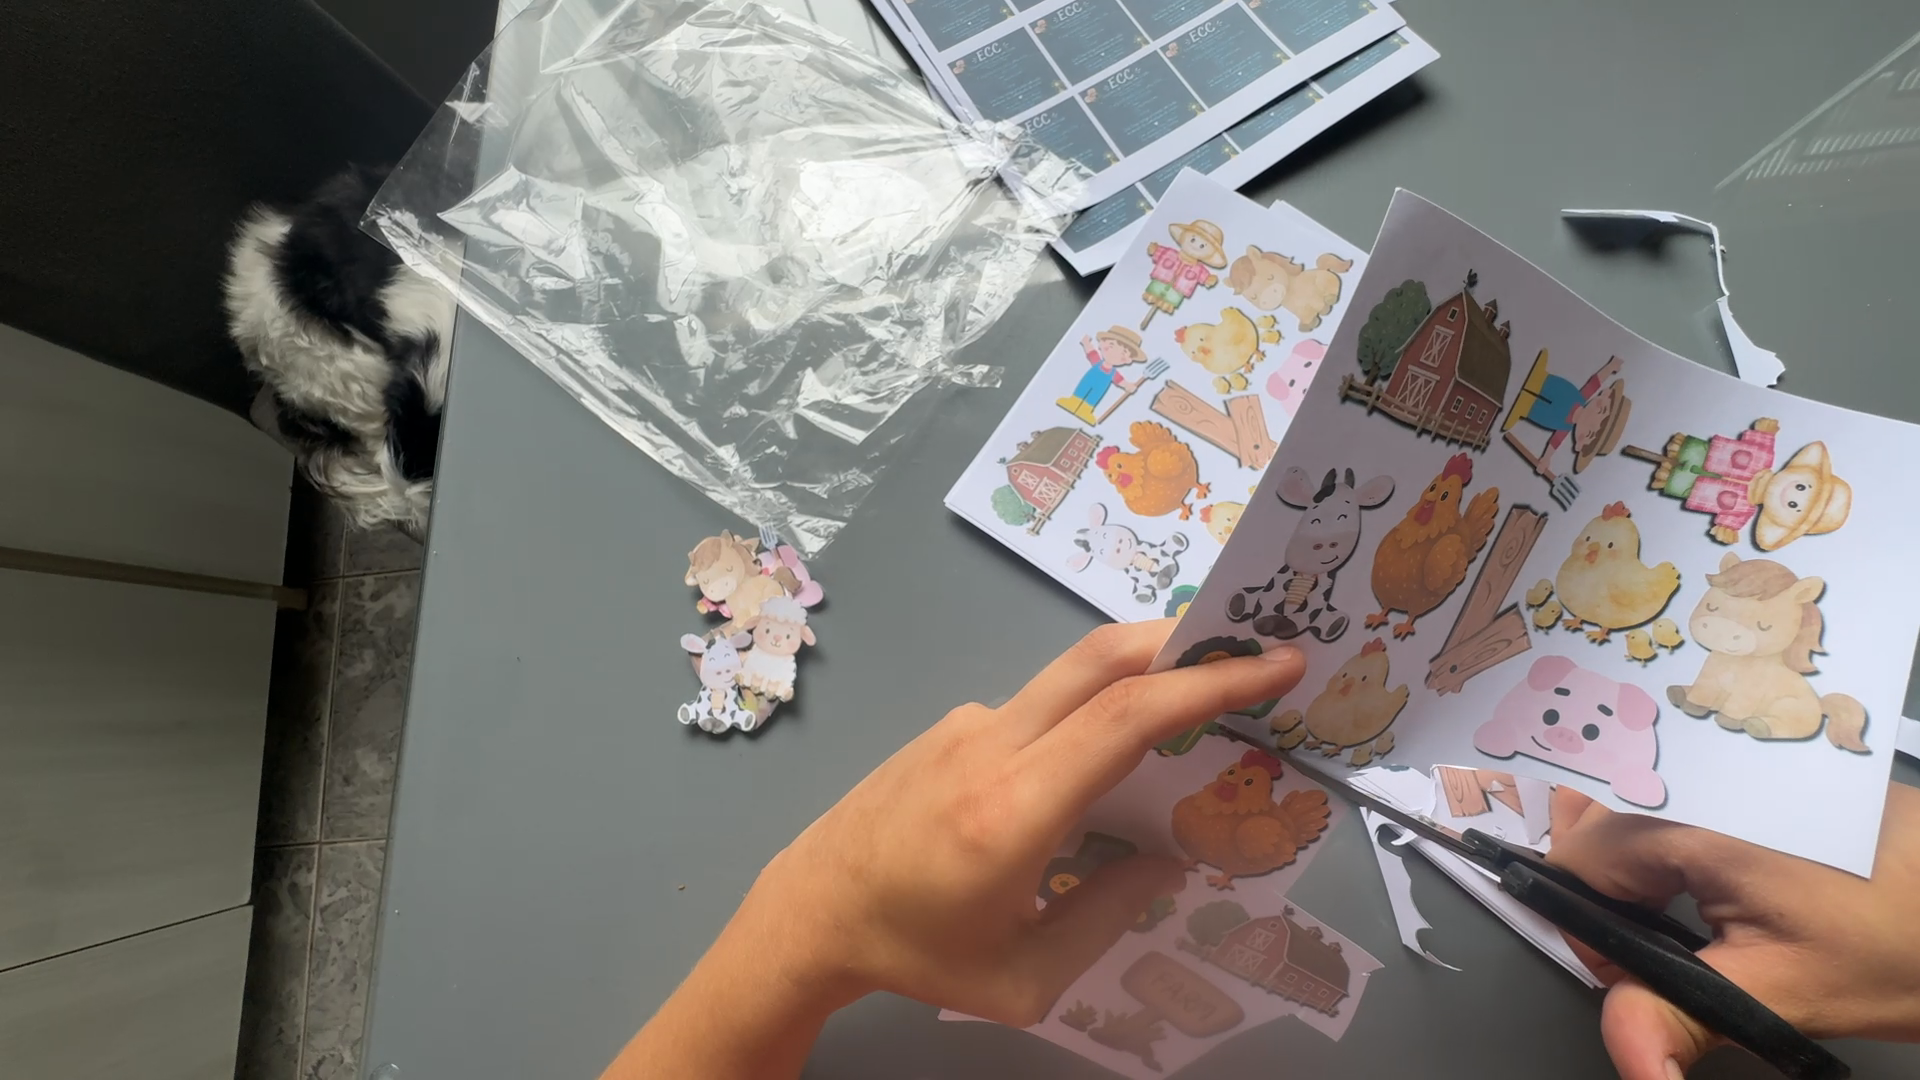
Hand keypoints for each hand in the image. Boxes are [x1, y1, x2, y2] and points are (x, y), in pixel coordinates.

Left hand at [605, 621, 1303, 1078]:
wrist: (813, 904)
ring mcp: (968, 720)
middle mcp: (992, 740)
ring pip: (1071, 674)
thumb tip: (1172, 859)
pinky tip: (1101, 758)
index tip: (1272, 665)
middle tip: (1249, 647)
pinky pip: (1040, 703)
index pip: (1124, 717)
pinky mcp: (955, 721)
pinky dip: (1093, 707)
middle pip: (1098, 658)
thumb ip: (1109, 914)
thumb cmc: (918, 950)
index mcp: (1015, 808)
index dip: (1207, 681)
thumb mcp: (1026, 975)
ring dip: (1140, 670)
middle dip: (1182, 640)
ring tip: (1195, 699)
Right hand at [1546, 783, 1919, 1078]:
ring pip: (1611, 810)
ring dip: (1630, 864)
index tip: (1654, 969)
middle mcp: (1670, 777)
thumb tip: (1631, 1069)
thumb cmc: (1896, 943)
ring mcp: (1695, 764)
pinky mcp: (1716, 764)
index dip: (1596, 926)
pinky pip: (1647, 795)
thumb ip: (1682, 1014)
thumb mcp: (1790, 992)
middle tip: (1685, 943)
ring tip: (1700, 909)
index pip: (1574, 865)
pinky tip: (1717, 873)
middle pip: (1586, 833)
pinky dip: (1657, 838)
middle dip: (1612, 894)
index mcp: (1676, 824)